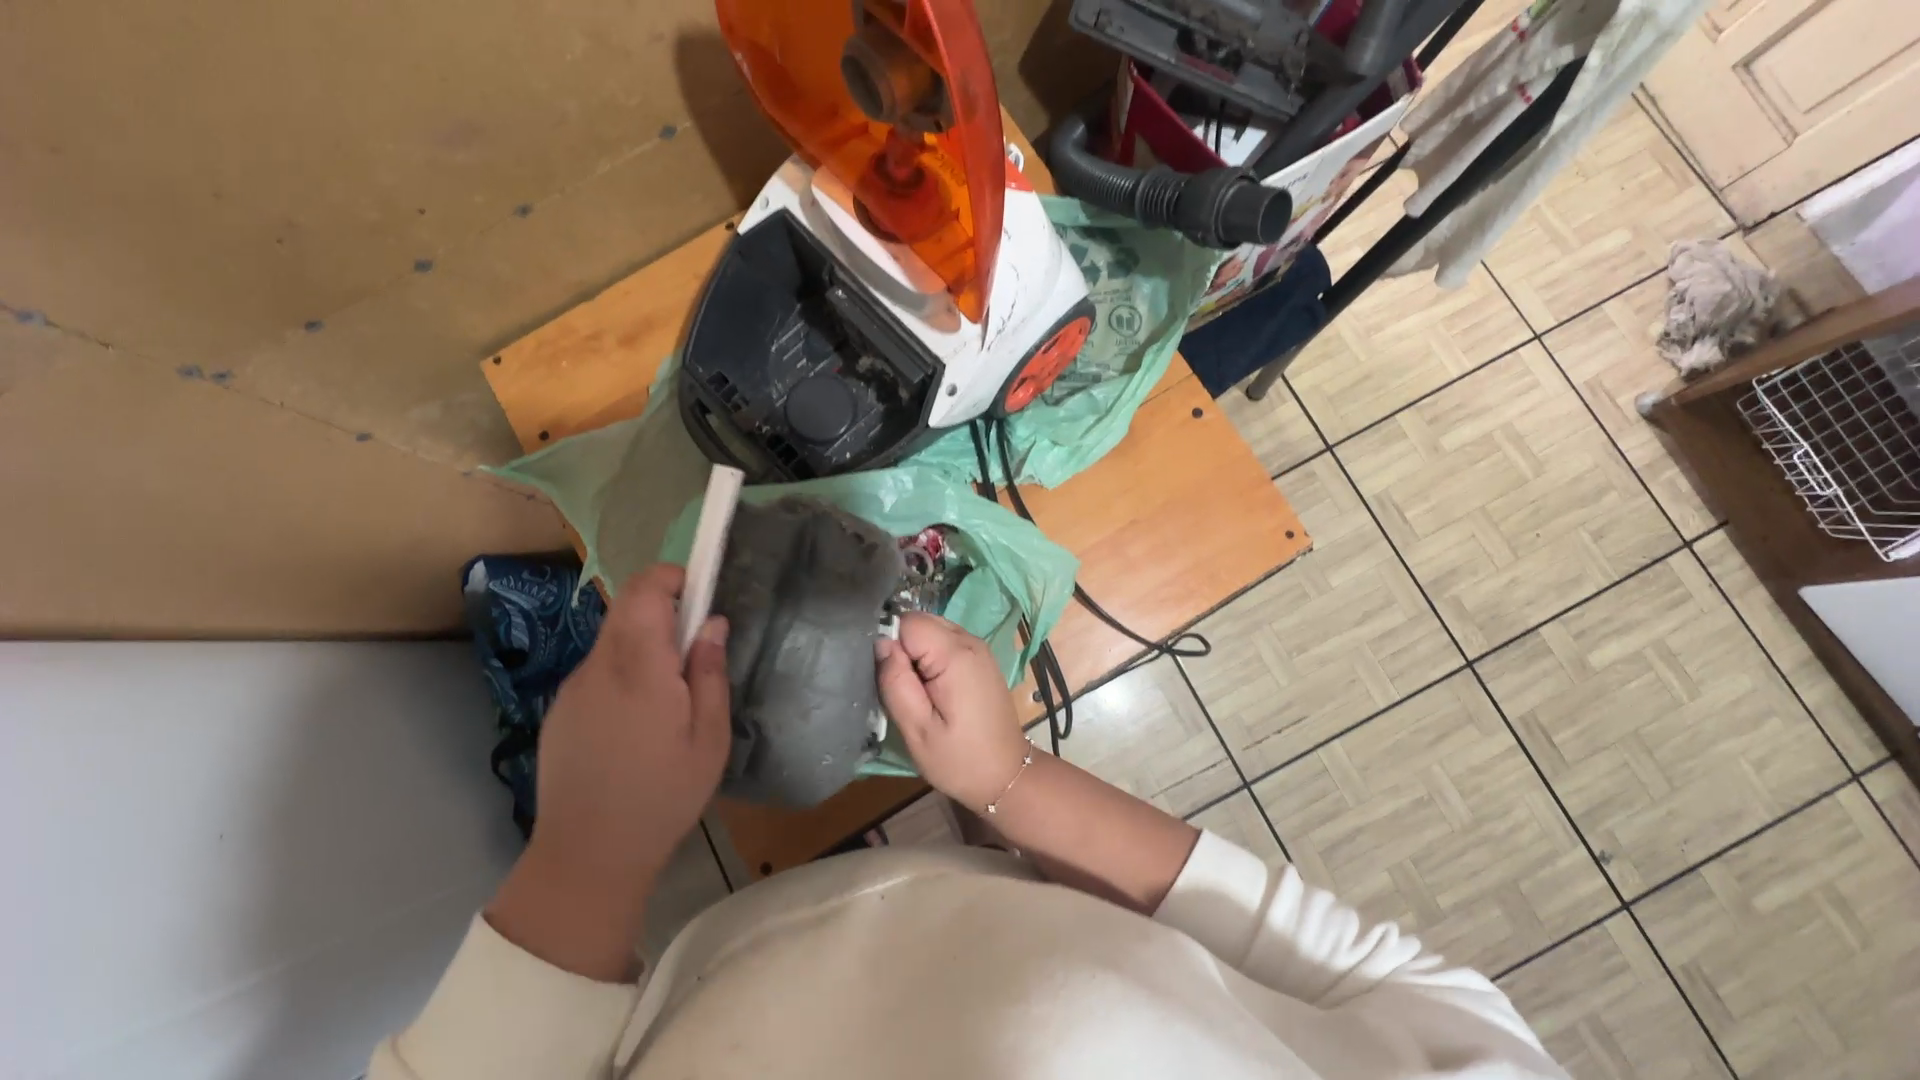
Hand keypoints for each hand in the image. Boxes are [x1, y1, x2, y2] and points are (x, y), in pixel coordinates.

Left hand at [485, 564, 730, 980]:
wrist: (588, 853)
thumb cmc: (663, 795)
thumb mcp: (709, 738)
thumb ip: (710, 673)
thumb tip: (712, 623)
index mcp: (640, 667)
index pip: (645, 589)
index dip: (672, 577)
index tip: (700, 595)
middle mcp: (599, 666)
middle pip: (625, 608)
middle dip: (662, 610)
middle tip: (695, 649)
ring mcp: (573, 687)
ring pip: (611, 640)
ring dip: (643, 645)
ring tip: (670, 697)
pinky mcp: (560, 709)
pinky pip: (597, 671)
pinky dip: (623, 673)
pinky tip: (636, 724)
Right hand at [874, 614, 1030, 809]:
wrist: (1005, 776)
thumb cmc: (958, 759)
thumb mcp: (917, 729)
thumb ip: (896, 681)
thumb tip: (881, 642)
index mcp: (956, 655)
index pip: (908, 622)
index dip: (891, 646)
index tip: (893, 679)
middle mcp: (970, 641)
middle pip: (920, 621)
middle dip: (903, 647)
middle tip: (904, 689)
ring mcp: (978, 647)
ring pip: (931, 629)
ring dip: (916, 653)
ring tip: (917, 691)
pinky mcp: (980, 658)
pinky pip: (944, 642)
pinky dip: (931, 657)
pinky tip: (932, 689)